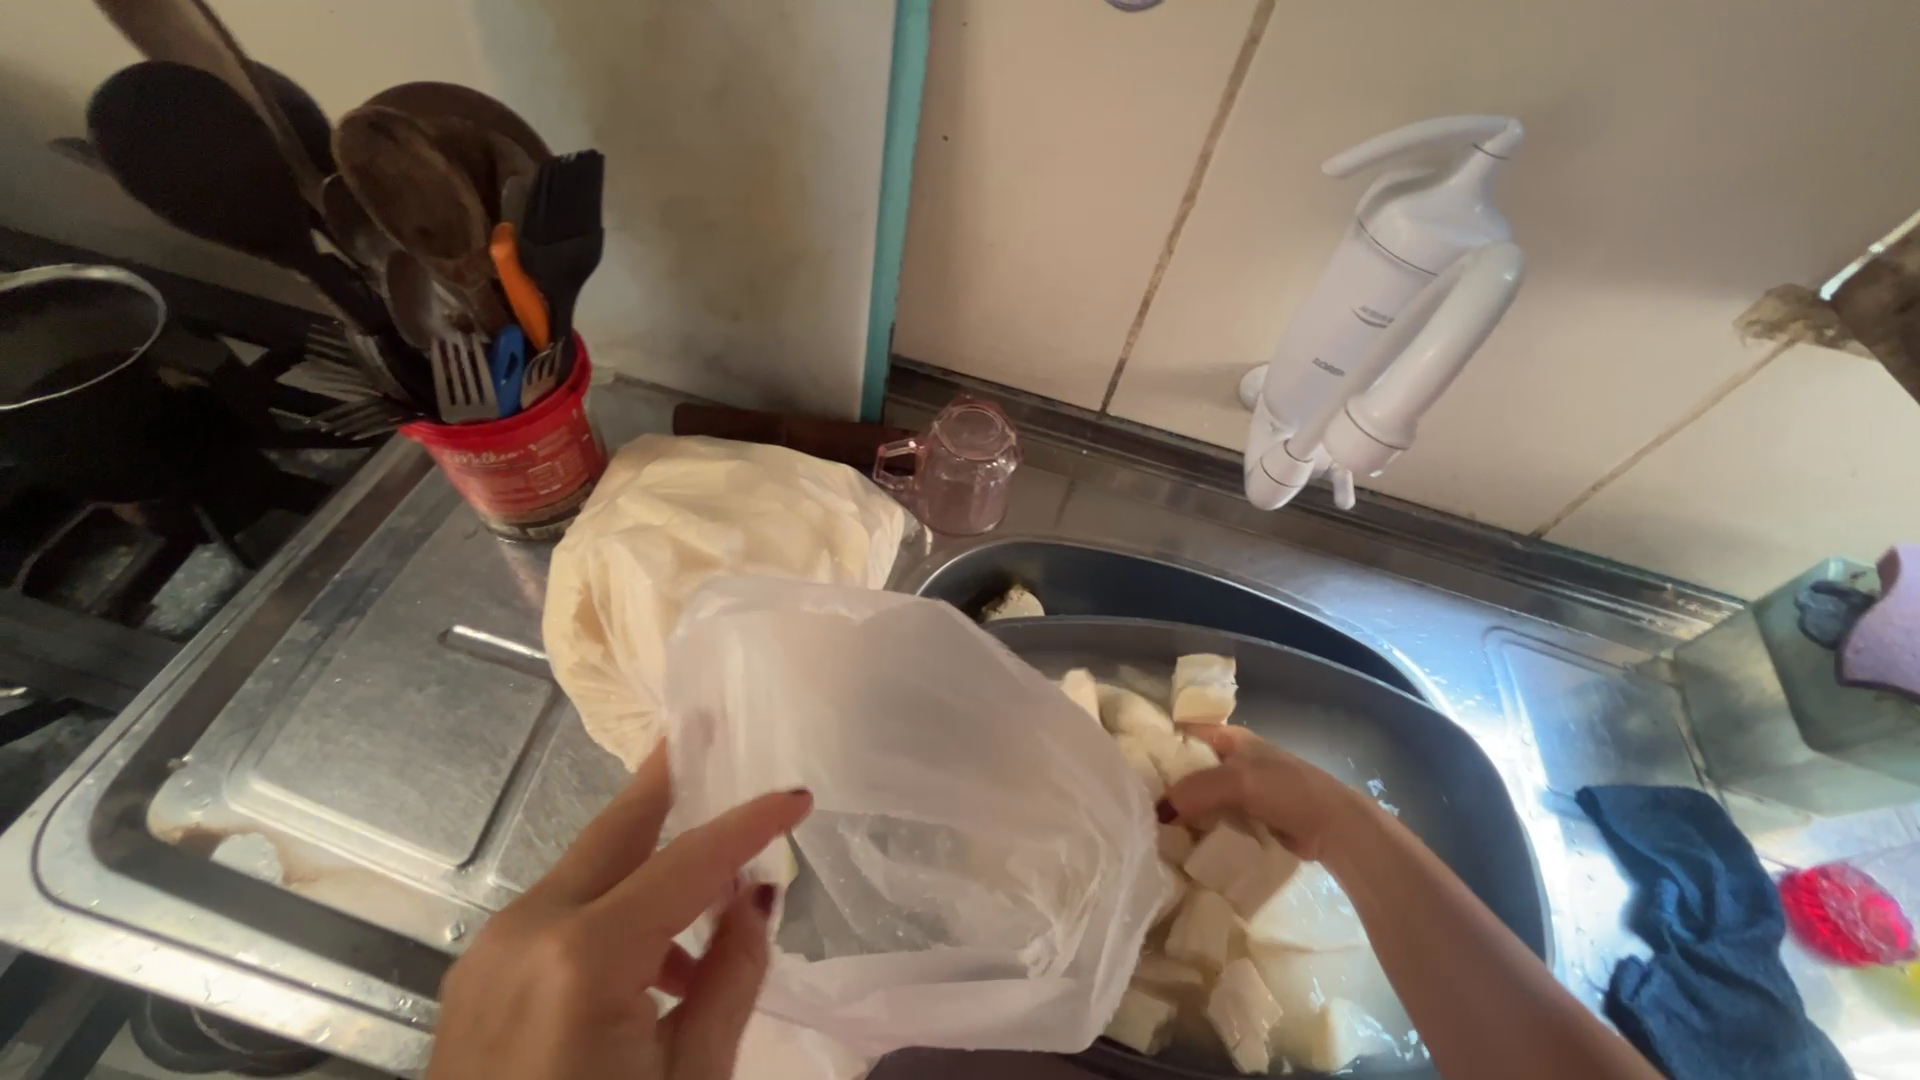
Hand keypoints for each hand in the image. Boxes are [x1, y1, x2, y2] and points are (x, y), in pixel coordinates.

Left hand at [428, 745, 813, 1079]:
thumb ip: (730, 976)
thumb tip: (755, 896)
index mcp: (584, 956)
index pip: (688, 862)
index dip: (749, 824)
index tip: (796, 795)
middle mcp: (524, 931)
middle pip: (615, 830)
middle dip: (668, 784)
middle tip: (706, 735)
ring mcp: (489, 953)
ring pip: (587, 870)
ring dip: (650, 863)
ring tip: (712, 893)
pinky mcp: (476, 980)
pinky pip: (561, 915)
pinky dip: (615, 911)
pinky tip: (655, 962)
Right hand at [1158, 724, 1369, 860]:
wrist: (1334, 827)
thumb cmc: (1286, 789)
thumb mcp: (1236, 781)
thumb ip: (1194, 790)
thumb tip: (1159, 811)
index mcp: (1230, 738)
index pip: (1186, 732)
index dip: (1160, 741)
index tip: (1133, 762)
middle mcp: (1232, 761)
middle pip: (1190, 770)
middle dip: (1168, 784)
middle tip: (1137, 802)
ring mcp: (1242, 792)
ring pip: (1201, 798)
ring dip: (1184, 812)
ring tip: (1155, 827)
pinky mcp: (1249, 820)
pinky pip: (1216, 821)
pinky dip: (1202, 830)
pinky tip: (1183, 842)